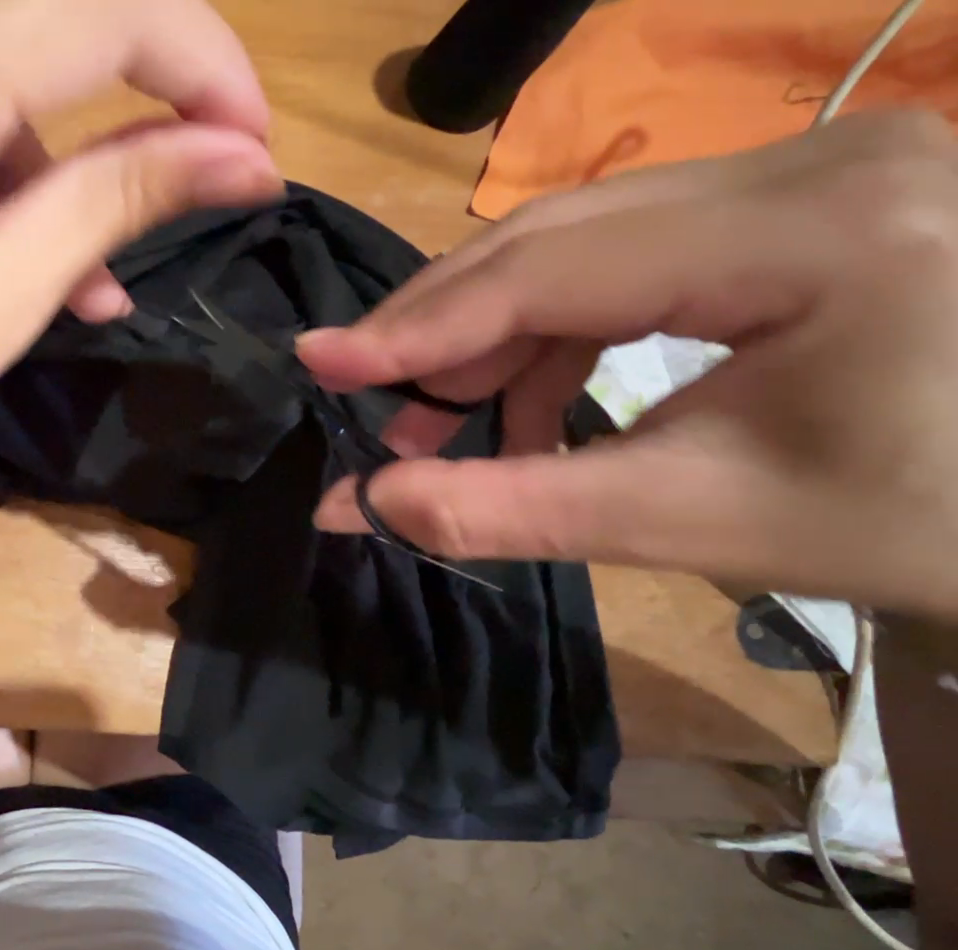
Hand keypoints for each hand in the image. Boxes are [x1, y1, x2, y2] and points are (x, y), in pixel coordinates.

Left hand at [0, 0, 280, 538]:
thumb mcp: (0, 301)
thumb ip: (121, 196)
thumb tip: (248, 155)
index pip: (97, 6)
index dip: (201, 60)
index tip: (255, 139)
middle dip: (143, 63)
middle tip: (196, 156)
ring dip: (66, 110)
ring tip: (94, 249)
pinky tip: (28, 223)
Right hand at [296, 110, 957, 616]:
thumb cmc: (915, 521)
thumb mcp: (689, 521)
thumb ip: (502, 510)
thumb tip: (353, 507)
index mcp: (815, 235)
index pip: (551, 268)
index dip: (417, 325)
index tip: (316, 362)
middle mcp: (814, 162)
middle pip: (552, 235)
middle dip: (440, 328)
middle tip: (363, 398)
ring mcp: (813, 168)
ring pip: (578, 242)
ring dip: (492, 338)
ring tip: (441, 424)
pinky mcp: (801, 198)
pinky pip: (627, 255)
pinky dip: (555, 333)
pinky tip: (532, 404)